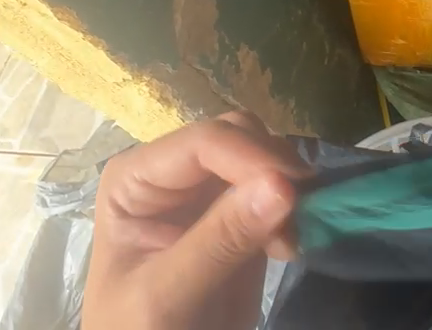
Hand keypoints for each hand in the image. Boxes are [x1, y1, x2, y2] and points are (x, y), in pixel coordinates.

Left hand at [83, 112, 308, 329]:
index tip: (293, 192)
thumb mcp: (166, 297)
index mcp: (137, 176)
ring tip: (288, 241)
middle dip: (272, 168)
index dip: (251, 157)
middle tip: (295, 218)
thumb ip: (221, 240)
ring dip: (287, 187)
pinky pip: (278, 185)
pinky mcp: (239, 211)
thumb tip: (283, 184)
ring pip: (264, 152)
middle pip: (238, 135)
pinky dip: (293, 206)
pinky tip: (287, 247)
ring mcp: (207, 189)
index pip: (203, 141)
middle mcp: (173, 170)